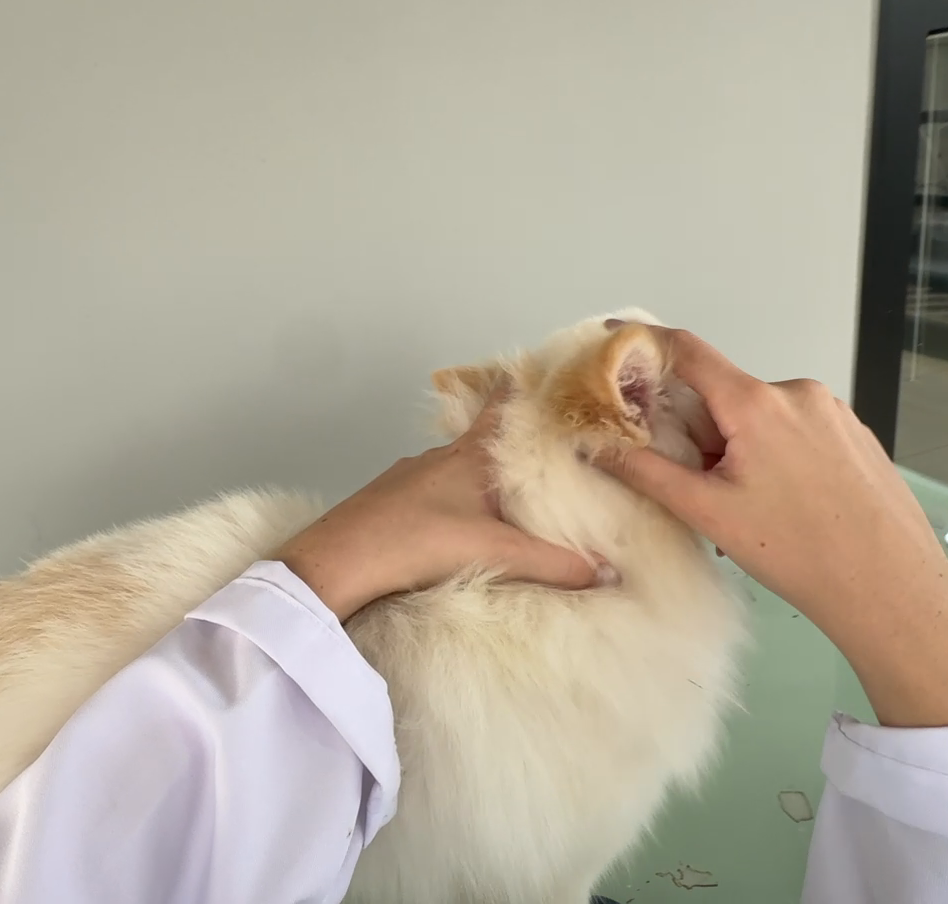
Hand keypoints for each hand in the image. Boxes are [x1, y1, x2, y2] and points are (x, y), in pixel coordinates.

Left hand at [280, 384, 609, 620]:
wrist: (339, 560)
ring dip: (477, 482)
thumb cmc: (416, 541)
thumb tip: (607, 574)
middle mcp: (437, 458)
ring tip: (504, 504)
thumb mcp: (494, 551)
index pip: (500, 408)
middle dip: (509, 450)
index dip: (519, 388)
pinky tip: (454, 530)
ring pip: (453, 471)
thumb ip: (553, 563)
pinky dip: (449, 503)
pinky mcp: (386, 501)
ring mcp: (406, 478)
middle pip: (479, 442)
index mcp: (468, 456)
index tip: (538, 372)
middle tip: (541, 460)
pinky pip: (429, 494)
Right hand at [593, 325, 947, 727]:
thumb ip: (642, 470)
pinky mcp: (854, 432)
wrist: (894, 594)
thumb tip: (592, 445)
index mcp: (757, 404)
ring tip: (742, 496)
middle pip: (720, 389)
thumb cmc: (798, 553)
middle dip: (695, 422)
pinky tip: (780, 496)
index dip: (645, 339)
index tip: (614, 334)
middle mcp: (798, 393)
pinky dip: (768, 446)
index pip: (688, 350)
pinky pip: (791, 424)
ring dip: (733, 439)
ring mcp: (833, 411)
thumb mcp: (705, 510)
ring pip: (755, 409)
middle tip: (692, 473)